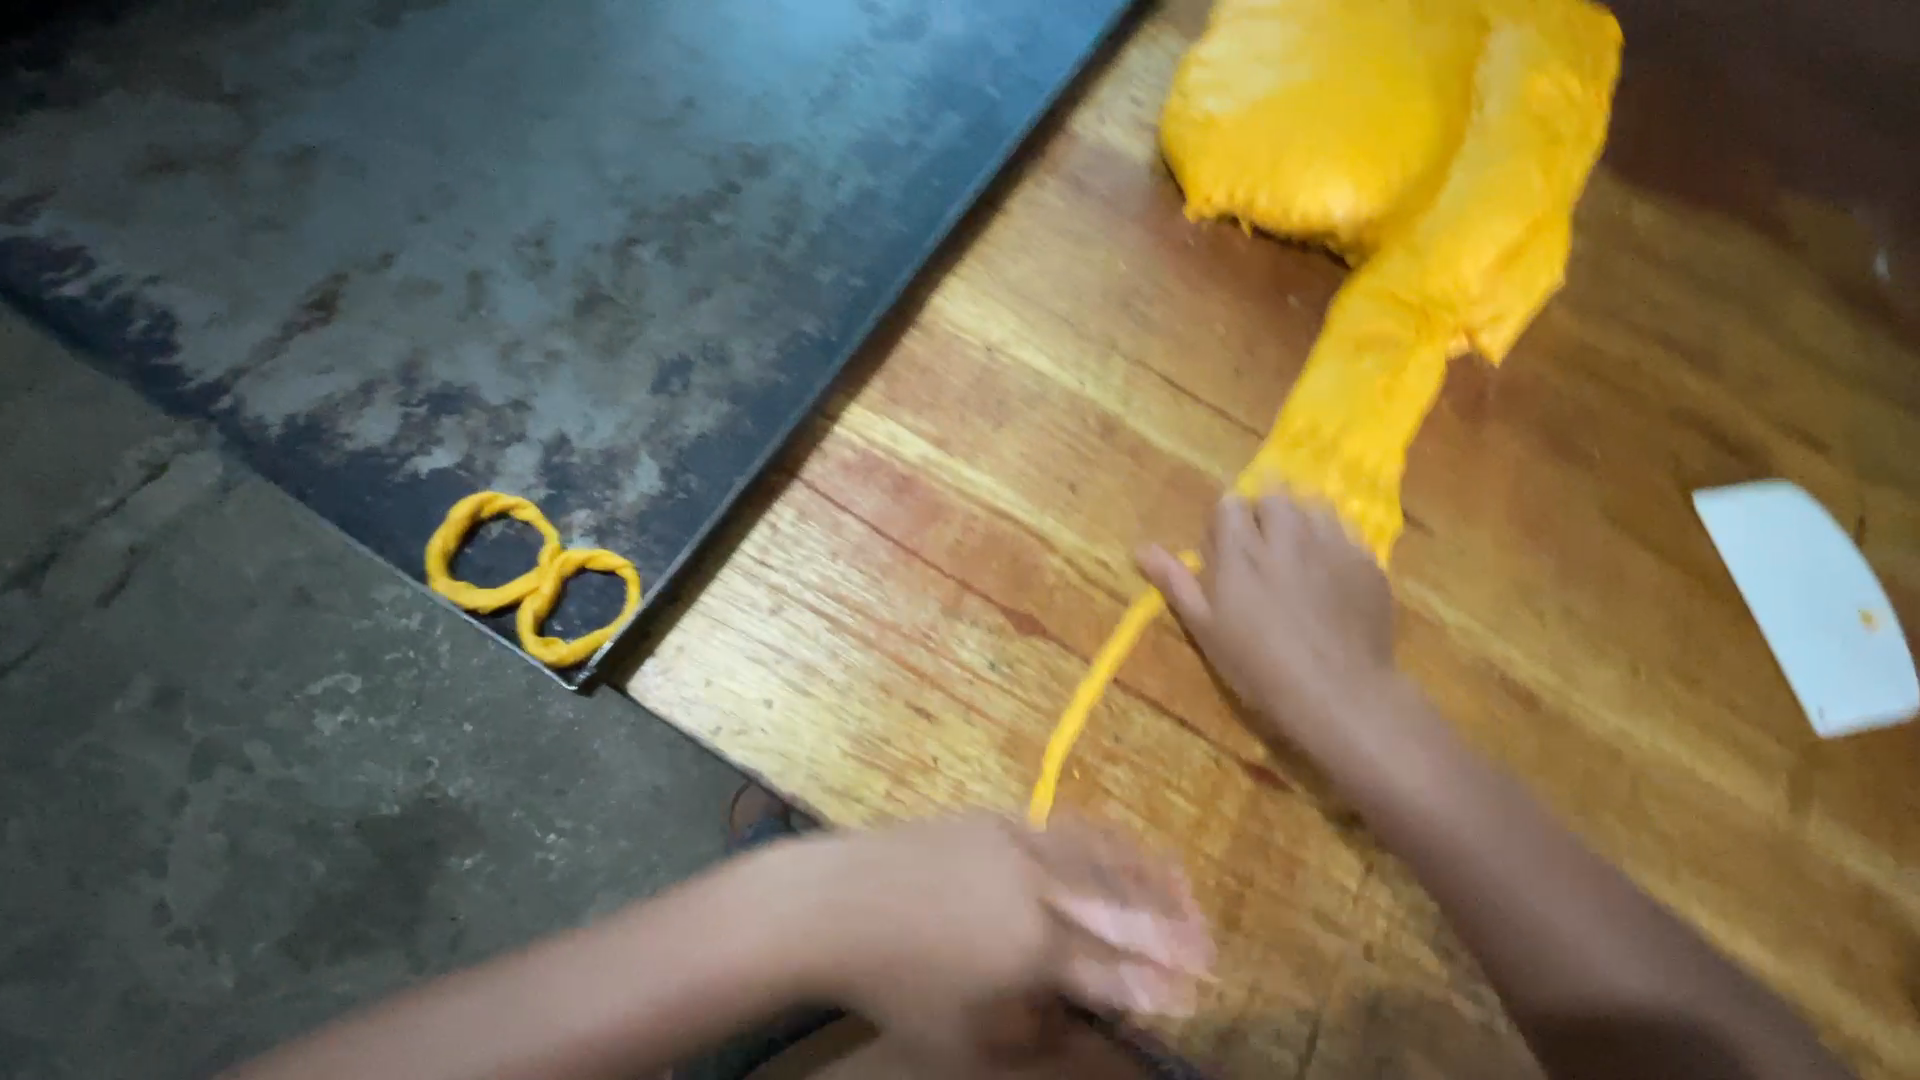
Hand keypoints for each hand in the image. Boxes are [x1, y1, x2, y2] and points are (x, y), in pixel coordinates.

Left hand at [786, 814, 1211, 1062]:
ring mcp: (1019, 846)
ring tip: (1183, 887)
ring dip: (1148, 874)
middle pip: (1122, 906)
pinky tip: (1120, 844)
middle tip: (1209, 943)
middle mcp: (1038, 891)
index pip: (1115, 968)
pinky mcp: (998, 819)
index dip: (1160, 980)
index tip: (1198, 991)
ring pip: (1100, 857)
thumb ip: (1040, 1040)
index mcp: (1033, 950)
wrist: (839, 901)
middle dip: (1171, 926)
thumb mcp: (967, 1038)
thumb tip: (1095, 1038)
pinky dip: (1103, 839)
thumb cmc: (897, 981)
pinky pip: (1065, 827)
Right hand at [1137, 493, 1416, 766]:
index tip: (1226, 550)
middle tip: (1263, 550)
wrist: (1338, 693)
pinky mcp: (1367, 562)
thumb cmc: (1258, 666)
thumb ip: (1176, 582)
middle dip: (1265, 514)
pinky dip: (1334, 543)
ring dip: (1302, 520)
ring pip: (1314, 506)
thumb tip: (1140, 549)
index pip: (1229, 503)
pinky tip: (1331, 574)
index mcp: (1240, 550)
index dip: (1226, 522)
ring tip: (1298, 552)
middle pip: (1274, 497)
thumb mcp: (1205, 628)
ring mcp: (1331, 545)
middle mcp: (1286, 535)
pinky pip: (1347, 533)